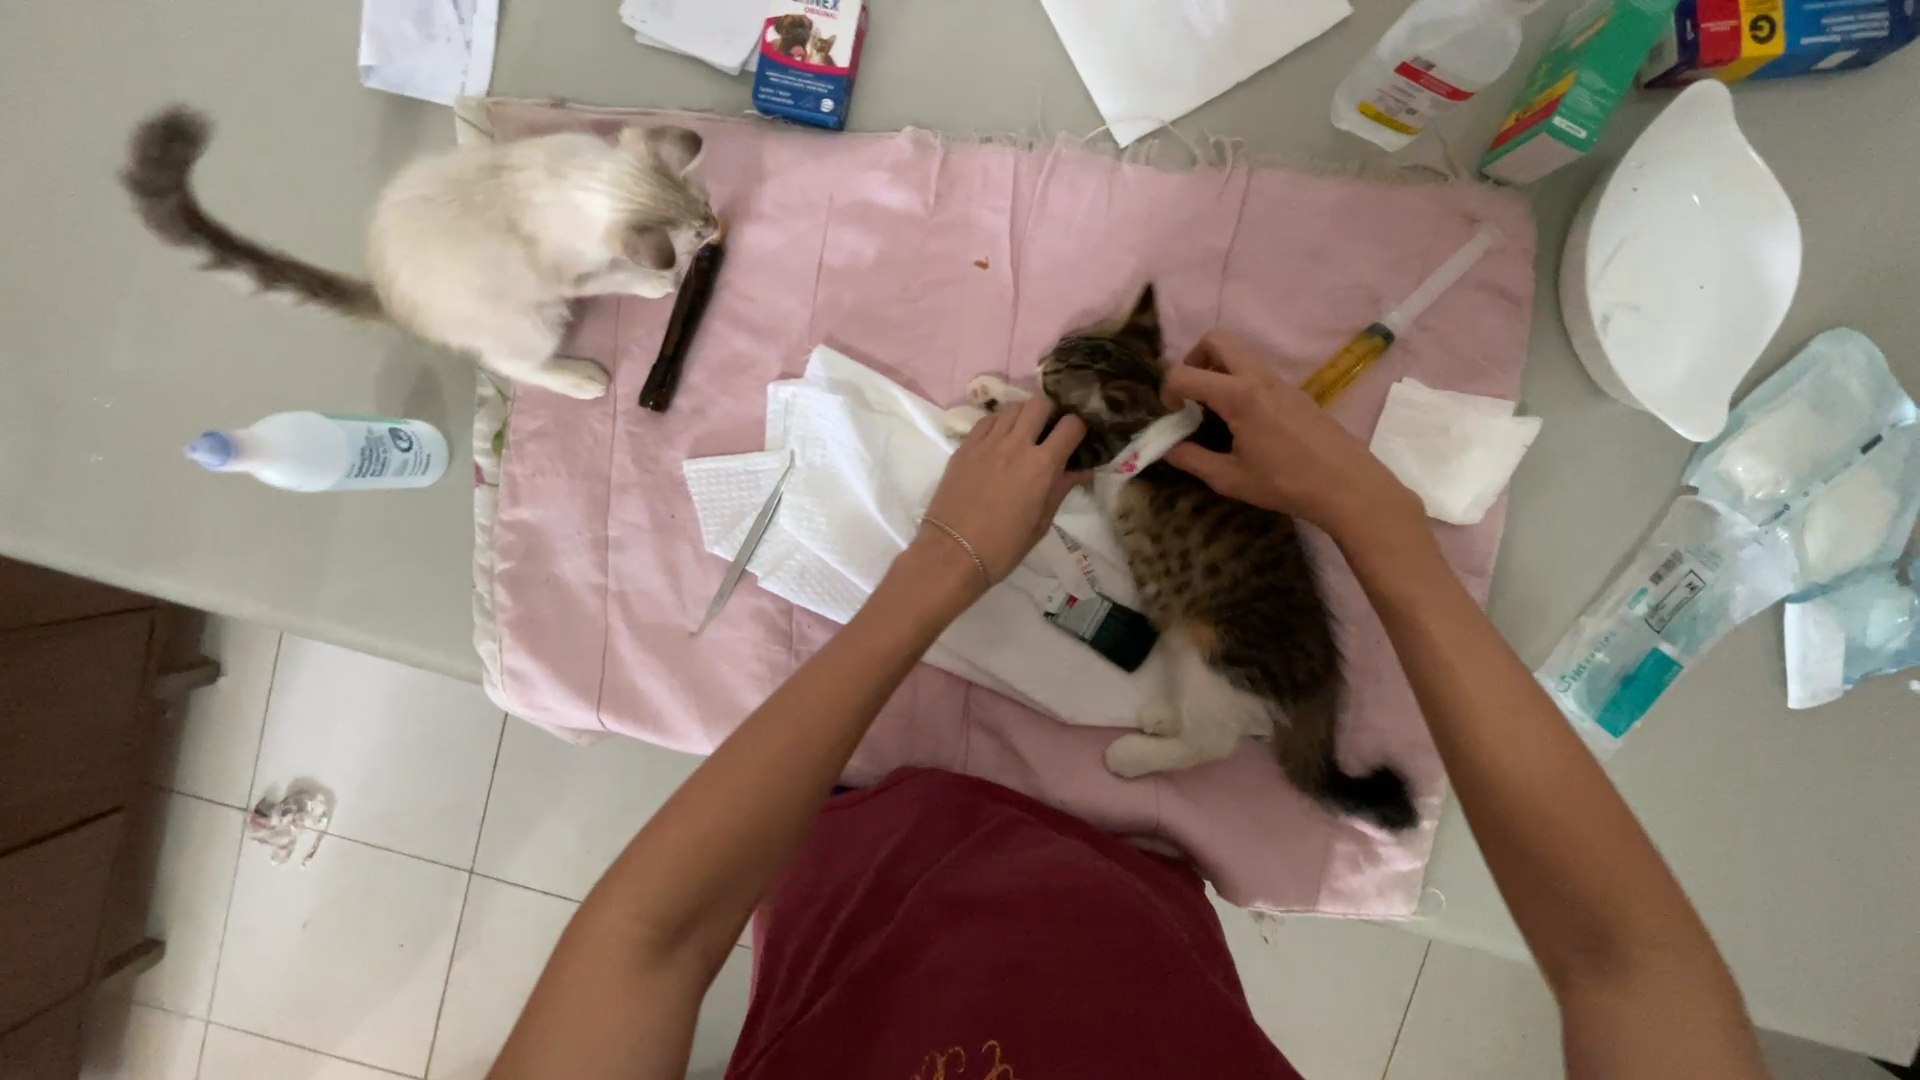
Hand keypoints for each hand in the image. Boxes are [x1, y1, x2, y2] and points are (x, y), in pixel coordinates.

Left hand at [915, 396, 1086, 591]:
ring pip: (1012, 408)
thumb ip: (1060, 489)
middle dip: (1050, 412)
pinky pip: (986, 421)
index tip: (1077, 438)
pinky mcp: (964, 447)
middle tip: (1049, 430)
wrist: (952, 553)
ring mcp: (987, 443)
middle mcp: (1016, 444)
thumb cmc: (1003, 546)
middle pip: (1039, 403)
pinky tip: (999, 439)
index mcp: (1042, 465)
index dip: (1079, 428)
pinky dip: (998, 423)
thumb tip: (1081, 470)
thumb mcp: (1041, 523)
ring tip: (1024, 433)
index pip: (1071, 426)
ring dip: (1023, 415)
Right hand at [1161, 331, 1423, 539]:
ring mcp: (1279, 380)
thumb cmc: (1285, 484)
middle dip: (1192, 361)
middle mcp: (1258, 377)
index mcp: (1238, 396)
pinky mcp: (1293, 390)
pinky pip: (1255, 370)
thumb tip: (1167, 448)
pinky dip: (1236, 381)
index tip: (1172, 417)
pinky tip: (1240, 419)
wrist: (1347, 485)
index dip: (1167, 392)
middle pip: (1215, 339)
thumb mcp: (1228, 478)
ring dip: (1215, 370)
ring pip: (1238, 351)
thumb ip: (1190, 459)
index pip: (1185, 374)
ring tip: (1212, 410)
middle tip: (1190, 396)